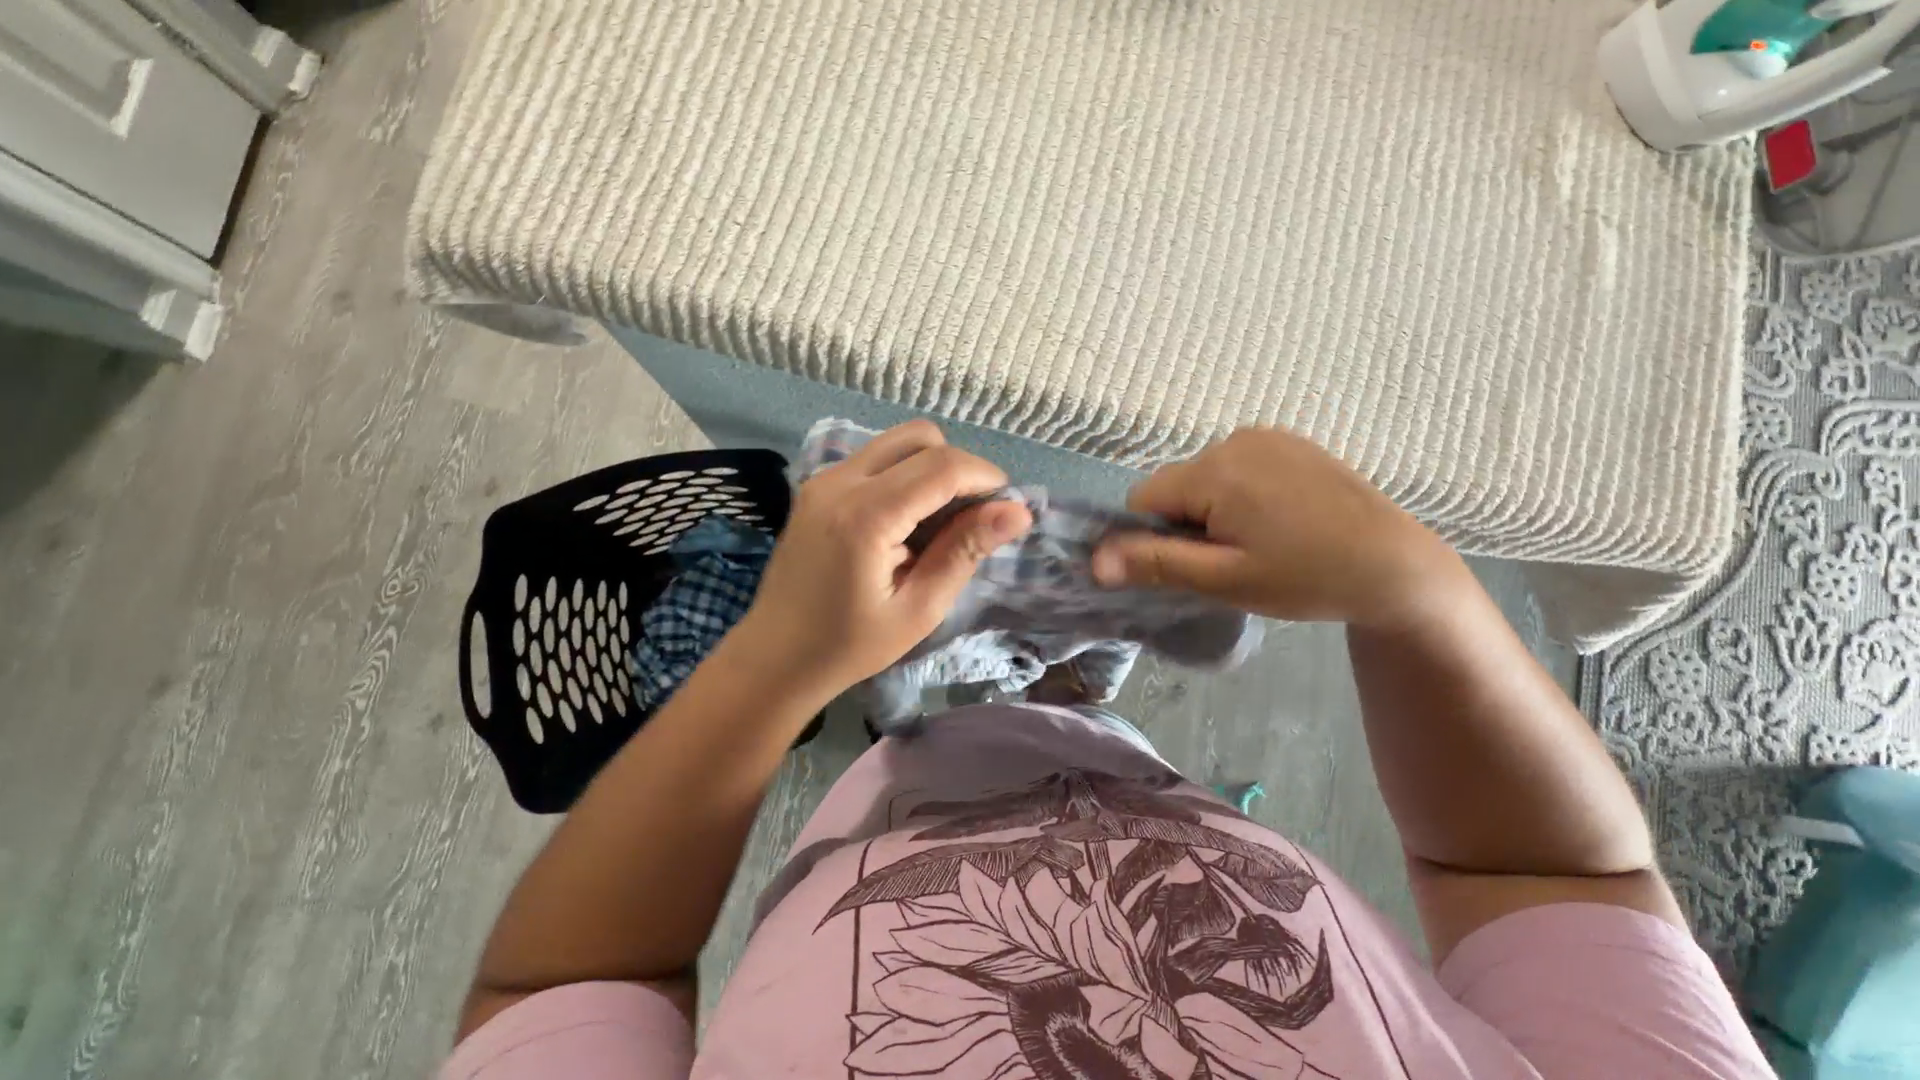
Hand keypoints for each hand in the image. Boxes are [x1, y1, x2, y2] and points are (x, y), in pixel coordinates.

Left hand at [728, 421, 1032, 699]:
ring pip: (896, 443)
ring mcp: (823, 480)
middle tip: (971, 516)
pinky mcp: (817, 488)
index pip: (941, 466)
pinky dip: (903, 476)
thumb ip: (964, 551)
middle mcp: (840, 482)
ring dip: (930, 469)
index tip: (1005, 508)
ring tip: (939, 524)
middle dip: (958, 467)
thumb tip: (1018, 512)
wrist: (775, 658)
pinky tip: (906, 525)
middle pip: (920, 437)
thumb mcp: (918, 609)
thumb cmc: (849, 646)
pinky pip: (874, 460)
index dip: (984, 478)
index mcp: (865, 516)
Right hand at [1091, 428, 1468, 627]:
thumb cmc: (1307, 577)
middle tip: (1238, 560)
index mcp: (1214, 470)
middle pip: (1176, 486)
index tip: (1200, 566)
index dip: (1157, 538)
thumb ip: (1156, 563)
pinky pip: (1240, 467)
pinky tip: (1282, 521)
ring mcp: (1268, 436)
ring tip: (1265, 542)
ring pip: (1206, 478)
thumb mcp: (1226, 580)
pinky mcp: (1293, 442)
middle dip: (1190, 523)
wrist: (1396, 565)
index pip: (1143, 499)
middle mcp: (1235, 439)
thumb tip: (1094, 561)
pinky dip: (1244, 494)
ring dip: (1216, 509)